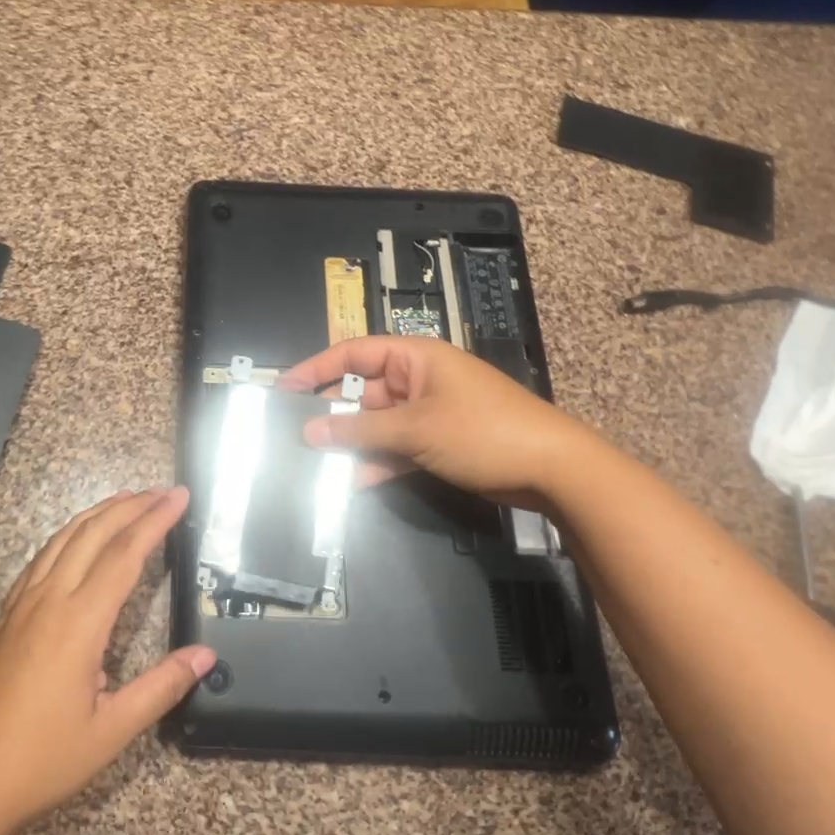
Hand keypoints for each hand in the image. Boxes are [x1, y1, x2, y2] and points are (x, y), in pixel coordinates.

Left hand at [0, 488, 215, 834]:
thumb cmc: (38, 760)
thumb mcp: (111, 731)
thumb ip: (162, 688)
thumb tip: (205, 656)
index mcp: (79, 623)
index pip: (125, 555)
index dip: (156, 520)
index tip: (179, 496)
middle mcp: (48, 601)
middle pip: (94, 534)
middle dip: (131, 506)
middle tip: (163, 490)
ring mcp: (21, 606)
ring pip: (62, 540)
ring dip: (97, 514)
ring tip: (126, 500)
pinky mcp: (5, 618)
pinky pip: (41, 559)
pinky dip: (67, 536)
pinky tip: (74, 541)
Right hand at [276, 336, 602, 507]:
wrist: (553, 470)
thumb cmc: (483, 431)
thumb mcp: (415, 429)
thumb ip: (360, 430)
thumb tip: (310, 430)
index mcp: (415, 357)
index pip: (354, 352)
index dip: (316, 368)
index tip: (282, 388)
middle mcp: (418, 379)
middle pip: (363, 391)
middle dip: (332, 413)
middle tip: (294, 436)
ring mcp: (429, 413)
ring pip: (377, 424)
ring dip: (352, 442)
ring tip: (315, 463)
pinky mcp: (438, 443)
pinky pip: (396, 447)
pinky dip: (377, 461)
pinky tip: (352, 482)